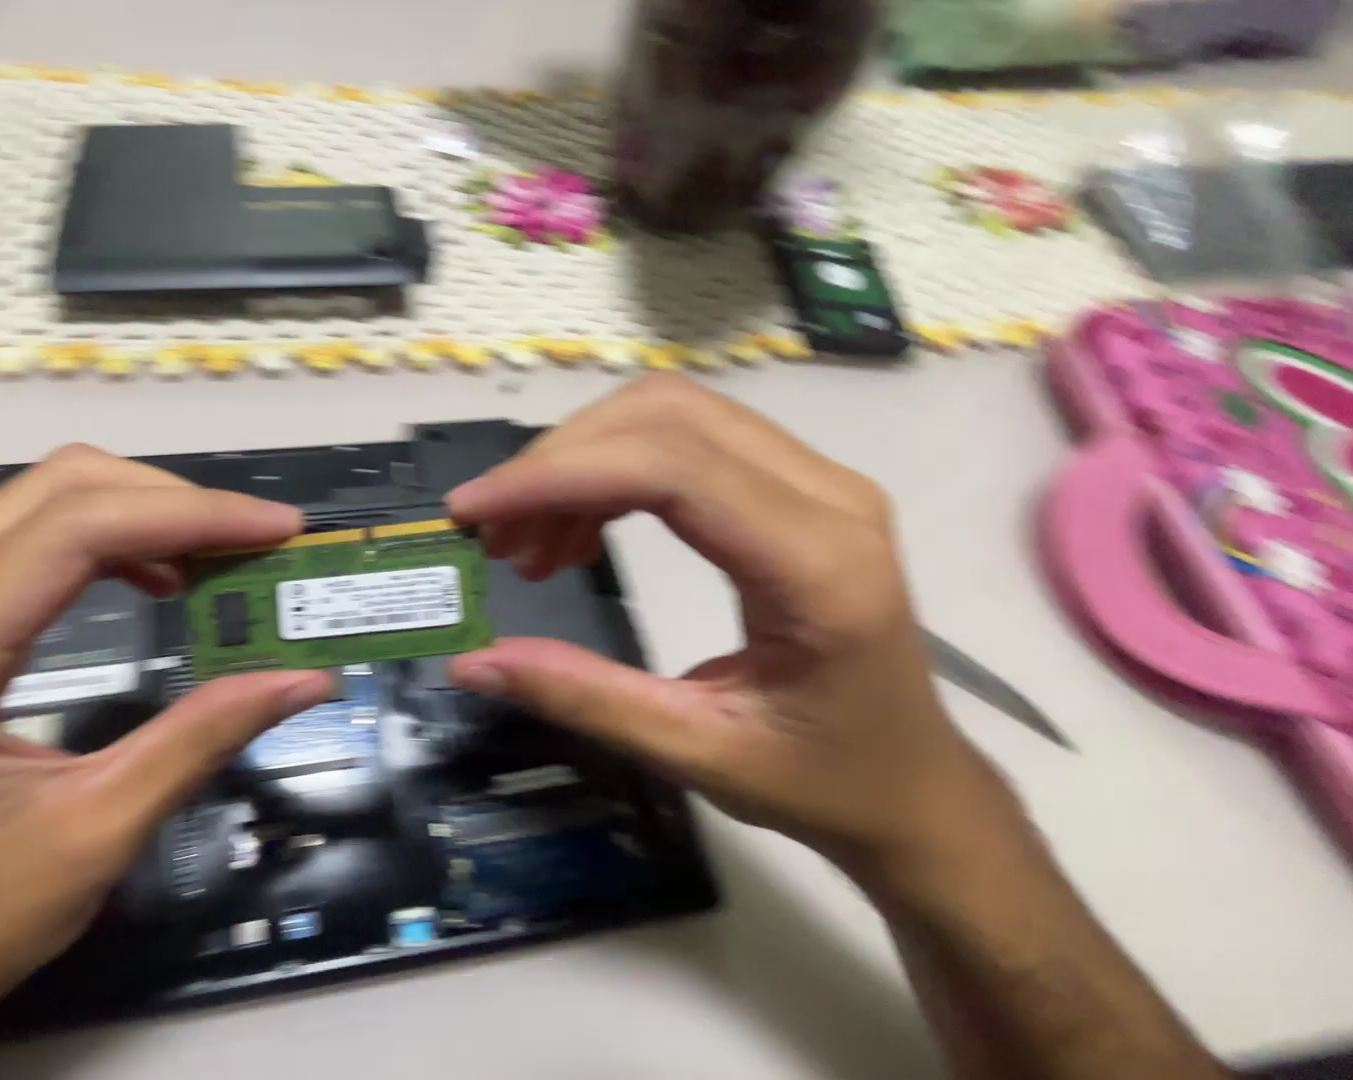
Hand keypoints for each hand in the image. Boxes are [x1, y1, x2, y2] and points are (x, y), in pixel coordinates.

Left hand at [0, 447, 333, 1079]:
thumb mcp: (96, 832)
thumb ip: (202, 738)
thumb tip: (308, 679)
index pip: (78, 529)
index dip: (193, 514)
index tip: (280, 531)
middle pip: (58, 488)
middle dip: (172, 501)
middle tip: (256, 543)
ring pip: (41, 501)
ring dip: (141, 512)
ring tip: (219, 558)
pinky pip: (25, 541)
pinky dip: (105, 540)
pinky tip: (155, 580)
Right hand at [445, 375, 1016, 875]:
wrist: (915, 786)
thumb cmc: (823, 782)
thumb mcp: (696, 752)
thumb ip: (584, 697)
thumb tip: (472, 662)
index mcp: (817, 566)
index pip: (671, 468)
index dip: (557, 474)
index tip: (473, 512)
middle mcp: (828, 496)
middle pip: (665, 417)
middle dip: (558, 461)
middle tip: (492, 532)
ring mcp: (818, 482)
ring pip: (670, 416)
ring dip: (579, 464)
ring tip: (525, 545)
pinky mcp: (795, 488)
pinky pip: (685, 445)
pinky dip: (610, 475)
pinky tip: (573, 539)